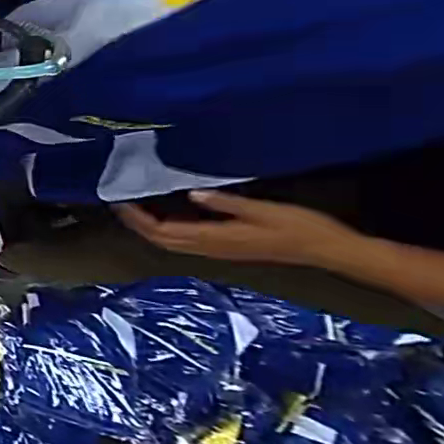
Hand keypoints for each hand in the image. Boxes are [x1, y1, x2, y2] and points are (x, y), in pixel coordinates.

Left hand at [113, 190, 370, 267]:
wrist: (326, 250)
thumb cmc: (297, 226)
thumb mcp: (261, 209)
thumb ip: (225, 203)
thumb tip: (191, 194)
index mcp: (214, 239)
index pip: (164, 232)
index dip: (138, 219)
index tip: (120, 201)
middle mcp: (209, 248)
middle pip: (161, 239)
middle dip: (136, 222)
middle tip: (118, 200)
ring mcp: (217, 250)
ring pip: (171, 241)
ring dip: (149, 226)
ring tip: (133, 204)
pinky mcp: (225, 247)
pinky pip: (185, 239)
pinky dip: (167, 227)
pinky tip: (165, 211)